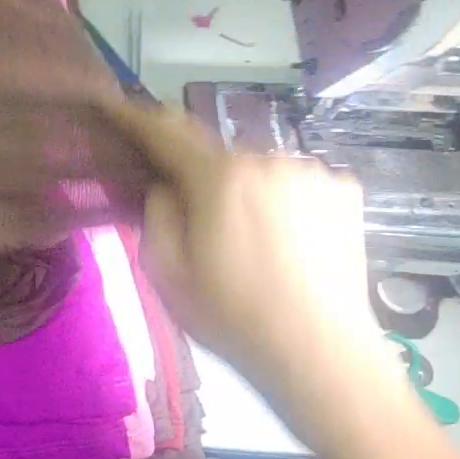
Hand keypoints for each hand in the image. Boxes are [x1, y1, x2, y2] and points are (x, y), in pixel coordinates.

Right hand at [103, 101, 385, 386]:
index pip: (165, 133)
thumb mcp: (165, 271)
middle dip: (198, 171)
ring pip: (257, 167)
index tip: (114, 103)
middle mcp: (267, 159)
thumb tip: (166, 184)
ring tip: (246, 237)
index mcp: (218, 176)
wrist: (320, 355)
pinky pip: (294, 182)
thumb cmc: (230, 317)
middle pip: (216, 152)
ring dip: (242, 186)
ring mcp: (312, 172)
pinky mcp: (344, 191)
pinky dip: (280, 198)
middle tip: (194, 212)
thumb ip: (156, 212)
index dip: (135, 117)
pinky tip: (284, 238)